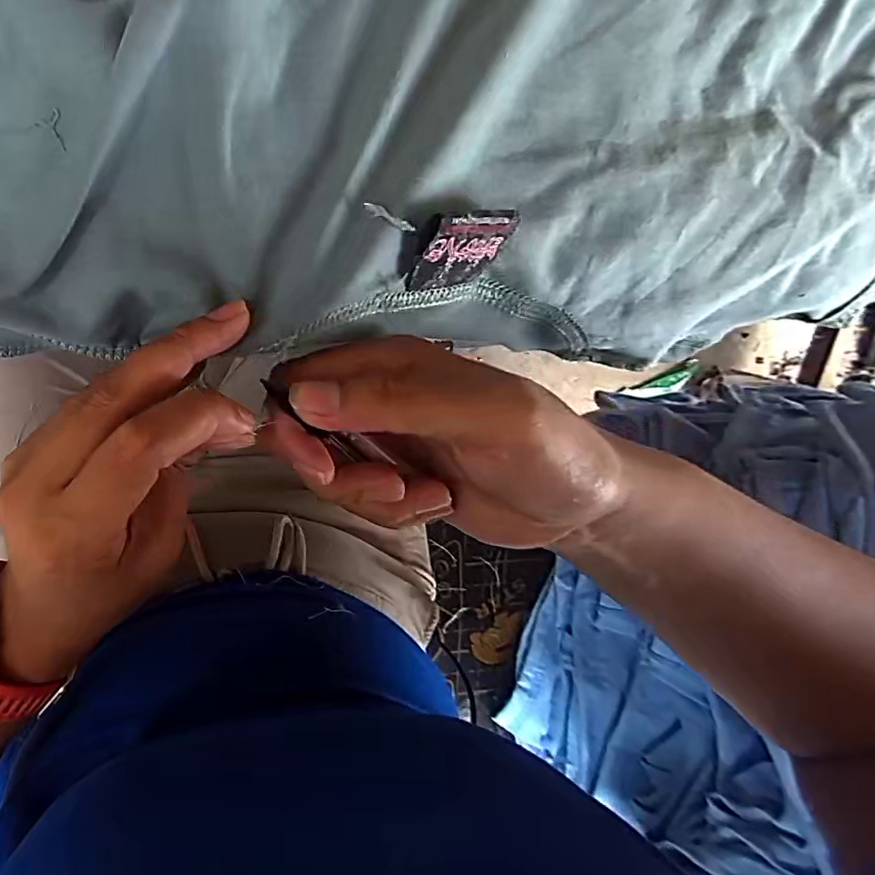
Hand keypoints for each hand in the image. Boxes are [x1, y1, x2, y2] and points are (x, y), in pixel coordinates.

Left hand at [0, 301, 257, 682]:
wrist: (31, 616)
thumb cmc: (102, 605)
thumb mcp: (154, 557)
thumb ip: (173, 482)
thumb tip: (202, 419)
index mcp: (73, 524)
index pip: (136, 444)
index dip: (193, 414)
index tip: (240, 412)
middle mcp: (37, 481)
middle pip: (110, 397)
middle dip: (176, 350)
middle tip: (229, 318)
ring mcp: (24, 457)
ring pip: (97, 388)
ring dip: (157, 356)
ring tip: (209, 331)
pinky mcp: (27, 445)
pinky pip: (88, 400)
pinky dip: (135, 379)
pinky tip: (170, 365)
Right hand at [263, 336, 629, 548]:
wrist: (584, 506)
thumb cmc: (543, 446)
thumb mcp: (475, 416)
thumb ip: (390, 402)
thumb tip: (300, 398)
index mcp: (385, 363)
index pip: (303, 378)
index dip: (290, 417)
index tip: (314, 458)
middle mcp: (371, 396)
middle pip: (302, 429)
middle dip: (325, 465)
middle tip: (377, 486)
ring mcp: (377, 440)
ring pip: (325, 469)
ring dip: (365, 493)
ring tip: (422, 495)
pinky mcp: (388, 478)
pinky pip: (355, 498)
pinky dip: (388, 511)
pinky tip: (435, 503)